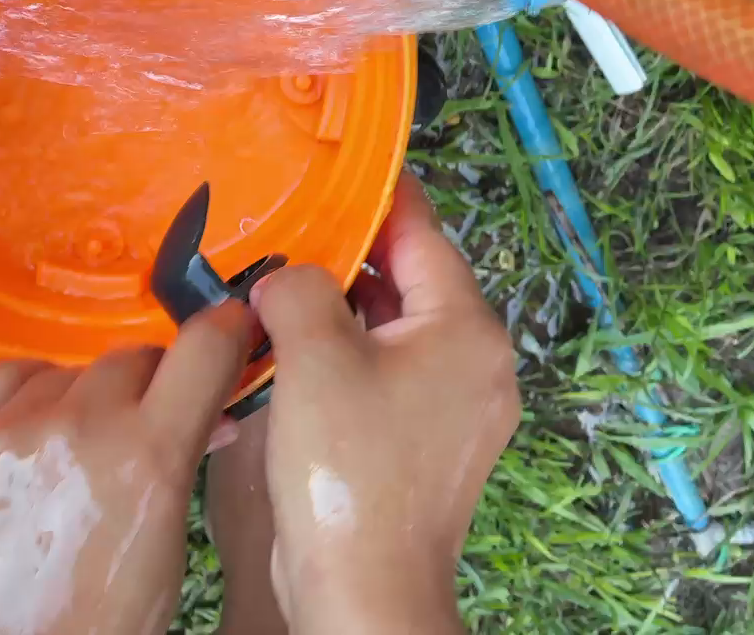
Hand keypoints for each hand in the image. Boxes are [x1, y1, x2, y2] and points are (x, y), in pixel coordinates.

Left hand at [0, 302, 251, 634]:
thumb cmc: (103, 623)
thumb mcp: (169, 545)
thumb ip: (187, 459)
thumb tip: (212, 409)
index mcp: (148, 456)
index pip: (203, 349)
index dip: (224, 331)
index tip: (229, 328)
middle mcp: (81, 424)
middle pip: (133, 357)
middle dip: (149, 387)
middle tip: (140, 427)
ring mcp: (12, 428)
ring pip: (73, 370)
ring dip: (86, 397)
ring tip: (76, 449)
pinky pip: (8, 376)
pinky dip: (30, 392)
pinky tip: (32, 426)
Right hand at [252, 173, 518, 632]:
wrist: (362, 594)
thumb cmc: (346, 465)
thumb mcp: (314, 352)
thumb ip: (299, 285)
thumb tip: (286, 277)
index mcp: (464, 328)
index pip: (422, 231)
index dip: (380, 191)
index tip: (336, 161)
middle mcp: (473, 358)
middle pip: (409, 274)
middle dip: (348, 246)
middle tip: (288, 219)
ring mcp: (452, 399)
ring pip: (391, 319)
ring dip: (340, 296)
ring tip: (280, 269)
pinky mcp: (423, 431)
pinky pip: (382, 359)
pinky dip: (343, 338)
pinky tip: (292, 332)